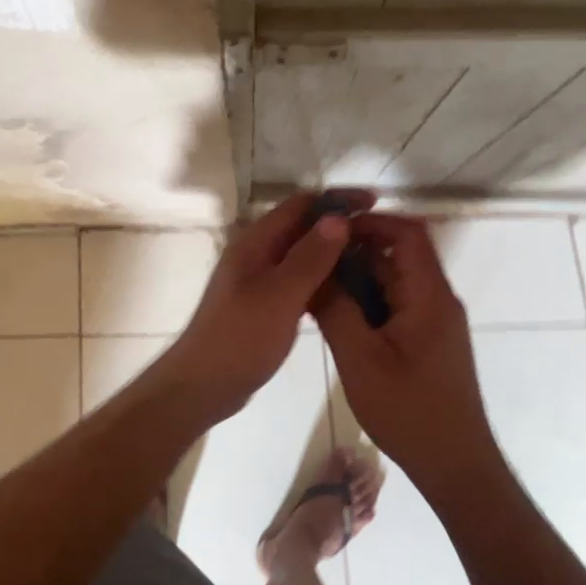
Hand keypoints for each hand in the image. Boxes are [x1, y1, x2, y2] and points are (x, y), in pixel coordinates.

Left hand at [148, 191, 371, 421]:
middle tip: (381, 233)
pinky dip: (322, 278)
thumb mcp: (280, 296)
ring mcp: (258, 280)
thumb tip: (338, 218)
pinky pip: (298, 280)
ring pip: (301, 255)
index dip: (336, 199)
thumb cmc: (240, 338)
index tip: (374, 201)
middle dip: (338, 224)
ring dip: (333, 251)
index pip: (299, 205)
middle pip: (301, 227)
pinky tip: (347, 290)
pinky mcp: (264, 304)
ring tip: (373, 258)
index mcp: (254, 243)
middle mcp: (255, 254)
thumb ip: (309, 258)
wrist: (204, 385)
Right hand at [311, 214, 500, 496]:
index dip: (370, 223)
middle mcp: (437, 301)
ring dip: (357, 277)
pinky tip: (335, 315)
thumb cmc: (409, 412)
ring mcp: (434, 322)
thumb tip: (314, 267)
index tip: (329, 228)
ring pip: (394, 280)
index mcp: (429, 297)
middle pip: (398, 254)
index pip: (407, 234)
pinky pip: (395, 303)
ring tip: (315, 285)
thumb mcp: (360, 359)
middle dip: (354, 250)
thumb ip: (335, 308)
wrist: (454, 468)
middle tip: (312, 258)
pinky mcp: (428, 341)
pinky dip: (366, 300)